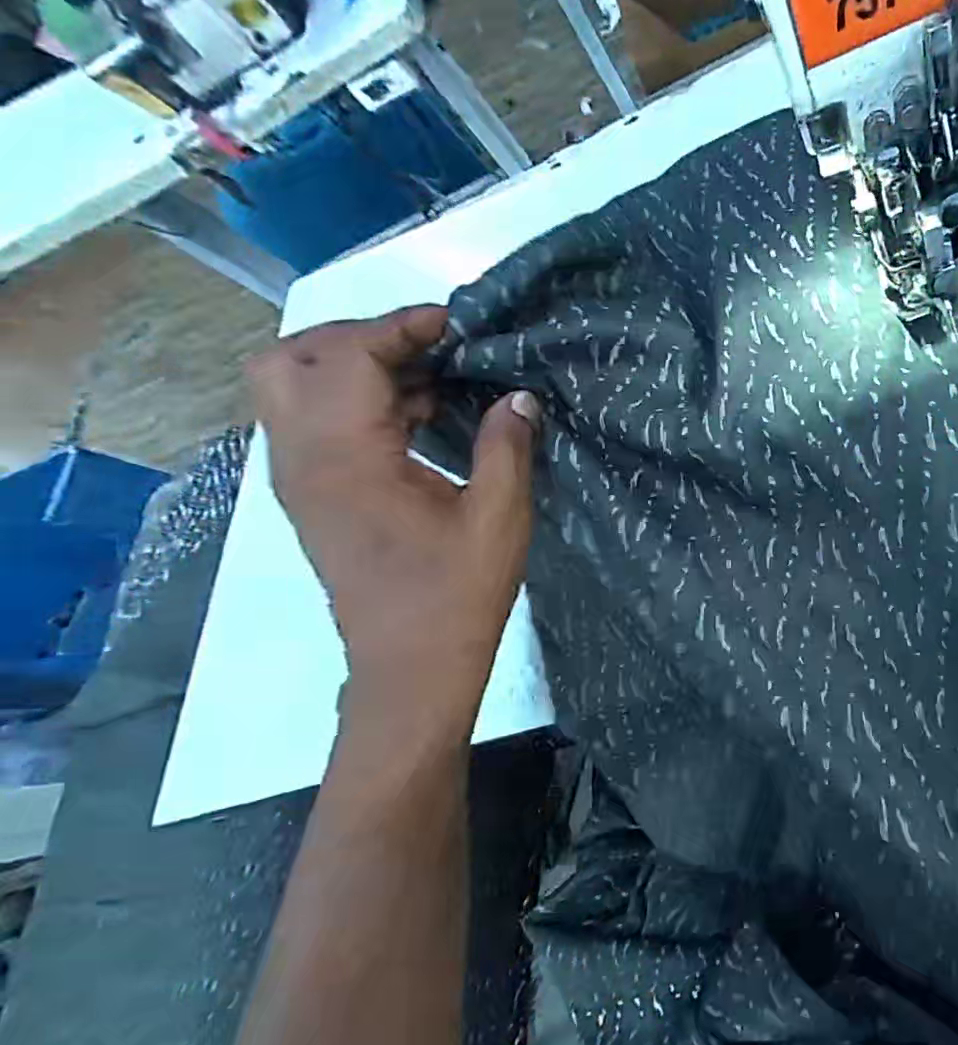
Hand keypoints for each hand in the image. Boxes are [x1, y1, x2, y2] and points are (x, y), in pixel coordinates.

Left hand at [247, 307, 541, 728]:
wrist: (413, 661)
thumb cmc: (460, 591)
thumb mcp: (500, 516)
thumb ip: (507, 447)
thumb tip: (519, 396)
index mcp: (345, 458)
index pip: (347, 356)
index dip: (401, 326)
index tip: (458, 323)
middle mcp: (302, 458)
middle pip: (290, 359)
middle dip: (358, 336)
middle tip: (429, 346)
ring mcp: (299, 477)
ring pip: (294, 388)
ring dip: (356, 367)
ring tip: (434, 377)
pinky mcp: (312, 494)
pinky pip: (315, 421)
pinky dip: (359, 401)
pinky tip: (421, 416)